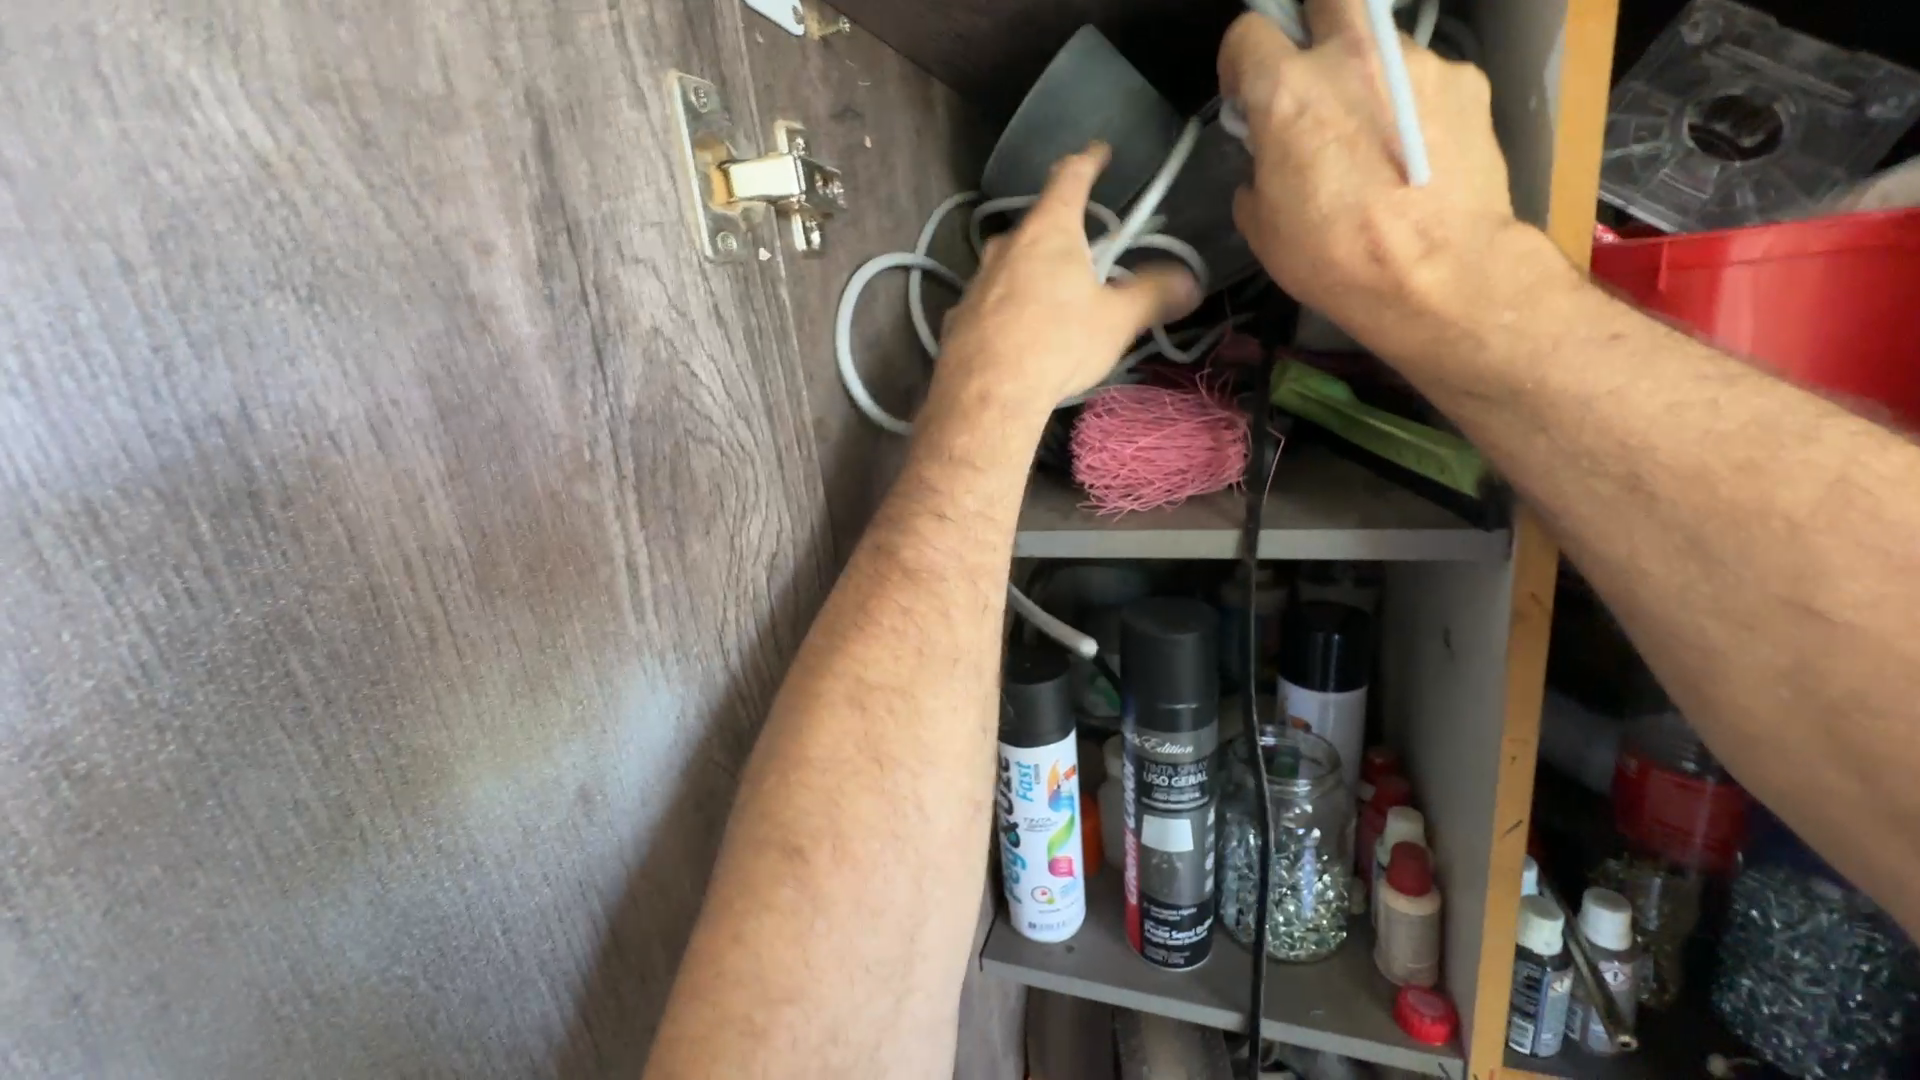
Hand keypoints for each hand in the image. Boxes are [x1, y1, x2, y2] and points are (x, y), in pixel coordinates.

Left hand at [932, 144, 1200, 415]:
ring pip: (1009, 264)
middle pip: (1036, 225)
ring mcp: (976, 281)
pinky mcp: (958, 317)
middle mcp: (1006, 246)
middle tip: (1082, 249)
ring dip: (1030, 272)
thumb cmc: (1057, 344)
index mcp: (1049, 231)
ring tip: (1050, 296)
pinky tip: (1015, 333)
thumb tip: (1190, 283)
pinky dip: (1006, 308)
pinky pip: (990, 302)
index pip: (1070, 178)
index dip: (1088, 161)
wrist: (986, 394)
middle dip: (1060, 231)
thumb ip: (1154, 296)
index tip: (1097, 152)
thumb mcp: (1116, 321)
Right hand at [1219, 0, 1568, 359]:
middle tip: (1309, 70)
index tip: (1244, 95)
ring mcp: (1416, 61)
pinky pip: (1423, 79)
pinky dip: (1411, 106)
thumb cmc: (1333, 257)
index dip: (1240, 64)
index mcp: (1288, 91)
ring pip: (1379, 46)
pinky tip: (1415, 153)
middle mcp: (1351, 57)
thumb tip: (1267, 163)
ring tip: (1375, 138)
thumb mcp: (1263, 228)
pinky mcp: (1465, 80)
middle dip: (1312, 21)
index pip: (1248, 33)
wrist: (1437, 273)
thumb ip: (1257, 174)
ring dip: (1367, 78)